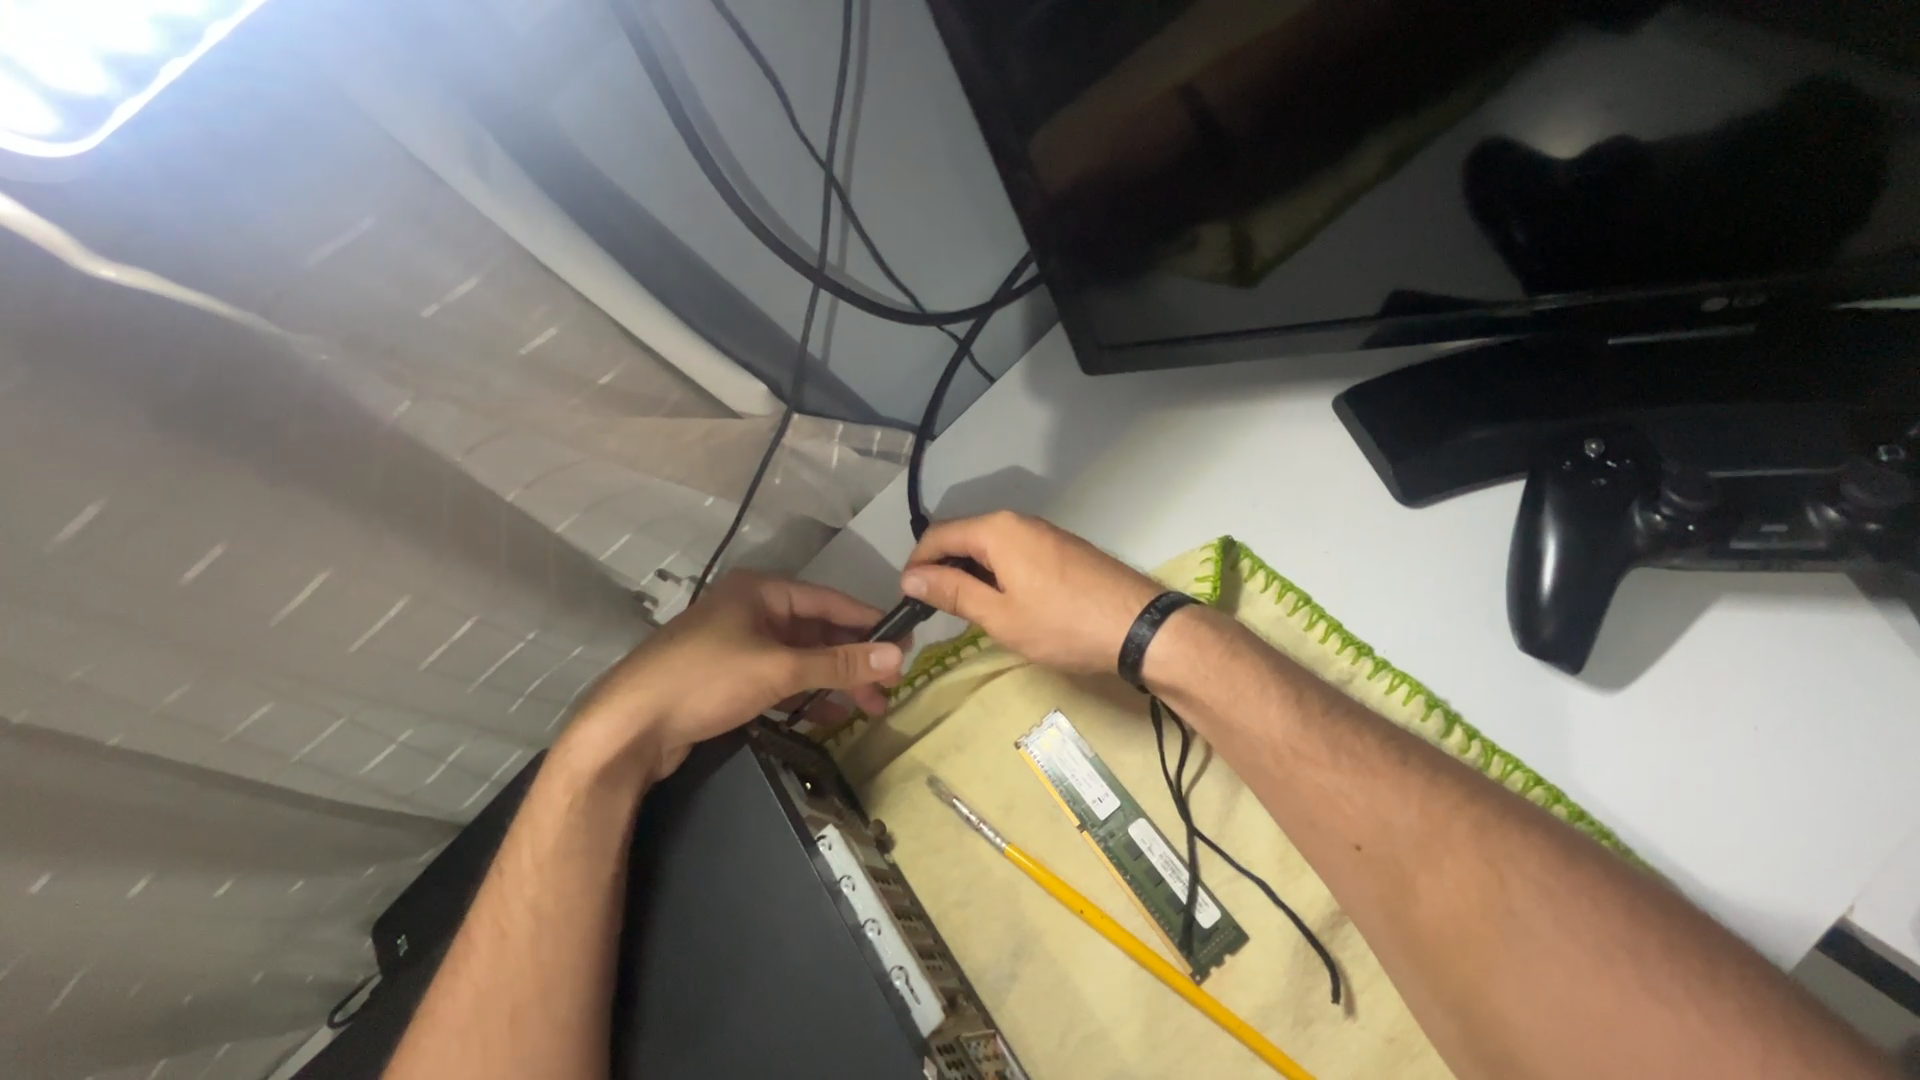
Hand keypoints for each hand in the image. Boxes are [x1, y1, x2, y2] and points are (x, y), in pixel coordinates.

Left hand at [561, 572, 902, 780]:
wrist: (628, 726)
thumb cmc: (706, 679)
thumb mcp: (779, 668)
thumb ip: (839, 663)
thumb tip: (897, 655)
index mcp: (761, 592)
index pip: (830, 601)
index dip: (868, 624)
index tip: (905, 645)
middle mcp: (750, 611)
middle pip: (816, 632)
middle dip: (853, 661)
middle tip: (890, 687)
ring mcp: (737, 646)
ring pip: (799, 660)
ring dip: (834, 682)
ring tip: (870, 709)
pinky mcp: (726, 679)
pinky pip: (779, 681)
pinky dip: (805, 696)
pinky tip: (830, 718)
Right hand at [901, 512, 1162, 674]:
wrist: (1138, 626)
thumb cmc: (1062, 624)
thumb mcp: (999, 615)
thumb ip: (952, 591)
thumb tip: (910, 576)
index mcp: (996, 530)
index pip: (938, 536)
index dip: (917, 566)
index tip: (909, 599)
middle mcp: (1018, 521)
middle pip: (964, 537)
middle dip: (944, 569)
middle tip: (937, 610)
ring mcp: (1044, 533)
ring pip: (991, 546)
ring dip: (972, 573)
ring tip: (969, 612)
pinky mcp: (1063, 549)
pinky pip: (1015, 553)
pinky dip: (999, 573)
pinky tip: (1006, 604)